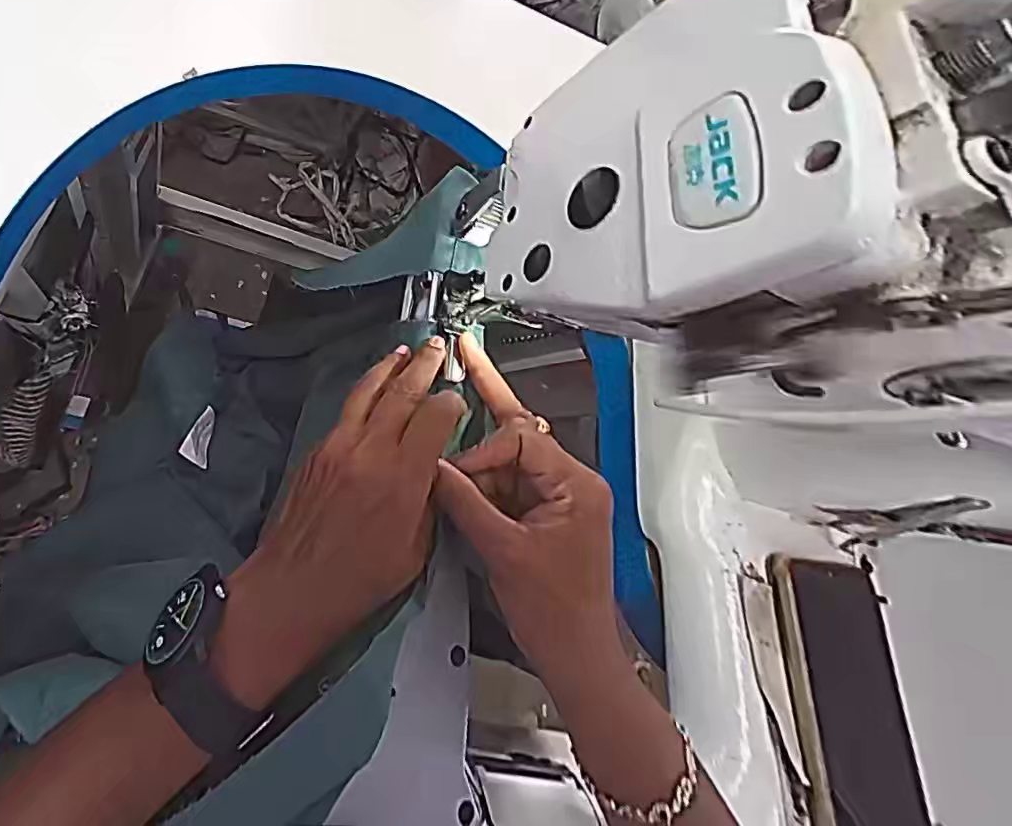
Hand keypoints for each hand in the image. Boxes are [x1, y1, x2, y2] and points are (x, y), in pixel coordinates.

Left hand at [213, 336, 466, 708]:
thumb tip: (436, 467)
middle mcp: (370, 452)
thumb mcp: (415, 550)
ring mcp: (339, 446)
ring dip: (390, 367)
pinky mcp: (318, 449)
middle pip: (403, 392)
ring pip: (368, 391)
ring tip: (405, 352)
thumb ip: (430, 500)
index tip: (458, 398)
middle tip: (436, 348)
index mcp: (402, 479)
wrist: (292, 586)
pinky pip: (347, 408)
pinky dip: (366, 390)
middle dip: (424, 366)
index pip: (435, 418)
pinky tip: (374, 387)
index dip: (451, 402)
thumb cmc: (358, 580)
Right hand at [431, 333, 622, 694]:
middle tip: (467, 356)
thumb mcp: (503, 552)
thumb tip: (435, 468)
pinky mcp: (545, 513)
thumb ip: (466, 503)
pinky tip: (459, 487)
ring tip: (448, 468)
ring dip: (478, 467)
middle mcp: (572, 483)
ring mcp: (559, 497)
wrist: (576, 656)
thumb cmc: (557, 614)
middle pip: (518, 437)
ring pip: (510, 460)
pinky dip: (482, 486)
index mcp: (576, 485)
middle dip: (484, 417)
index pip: (522, 439)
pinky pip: (508, 484)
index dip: (481, 452)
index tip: (451, 472)